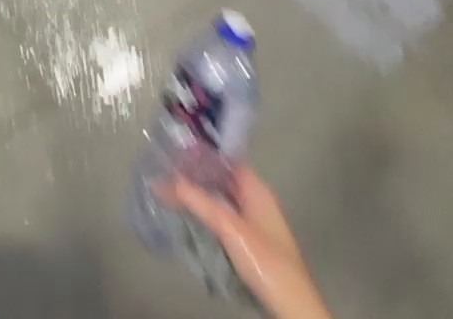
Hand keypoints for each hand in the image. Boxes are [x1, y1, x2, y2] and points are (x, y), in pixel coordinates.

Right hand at [159, 169, 331, 318]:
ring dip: (195, 194)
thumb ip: (199, 201)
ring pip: (218, 199)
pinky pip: (219, 217)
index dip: (203, 152)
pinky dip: (201, 211)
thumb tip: (164, 179)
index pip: (228, 160)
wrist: (291, 306)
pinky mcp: (246, 242)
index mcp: (258, 192)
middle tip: (161, 168)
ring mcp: (252, 223)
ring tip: (164, 188)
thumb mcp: (229, 228)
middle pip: (221, 179)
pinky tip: (182, 213)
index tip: (174, 148)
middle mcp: (256, 202)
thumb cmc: (265, 260)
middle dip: (194, 173)